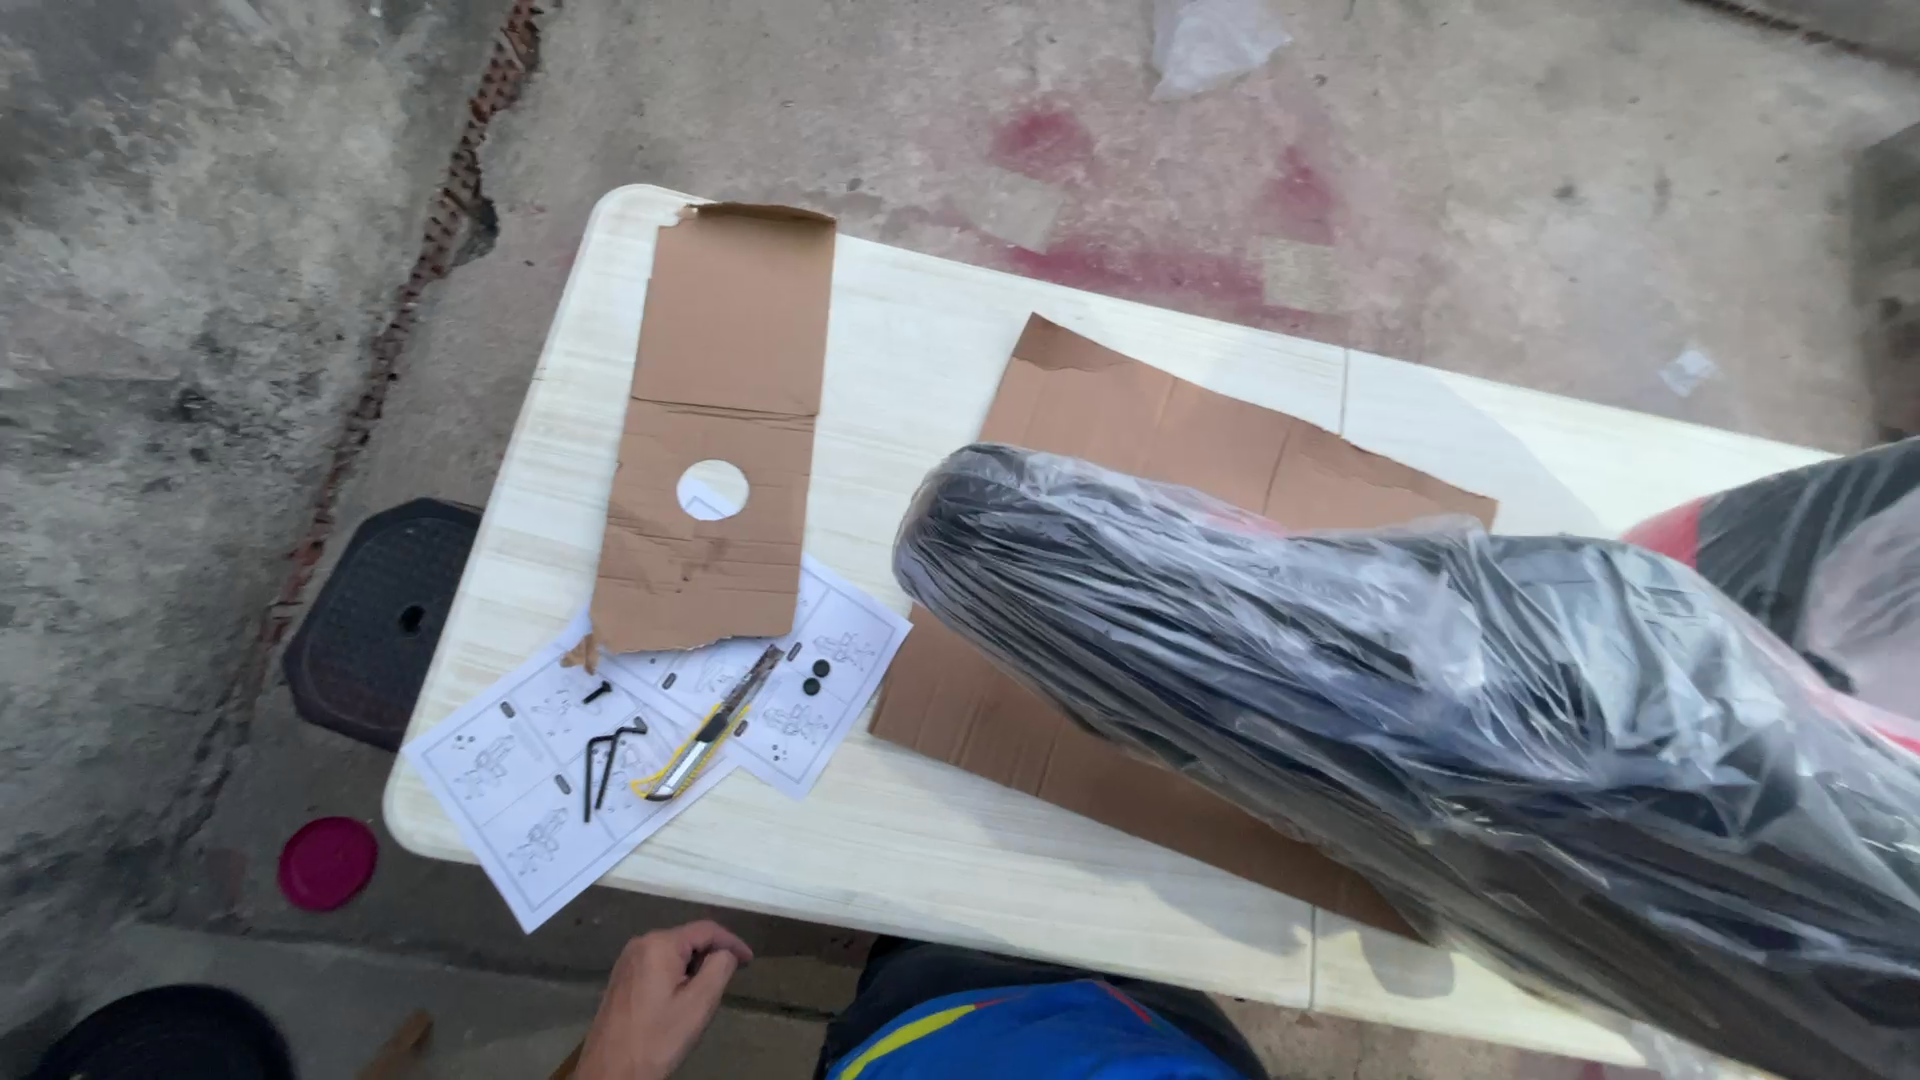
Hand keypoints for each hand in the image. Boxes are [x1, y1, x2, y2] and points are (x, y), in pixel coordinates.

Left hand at [576, 920, 753, 1079]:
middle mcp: (640, 944)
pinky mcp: (621, 980)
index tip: (749, 960)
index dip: (732, 942)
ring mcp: (627, 962)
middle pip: (688, 940)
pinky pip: (658, 966)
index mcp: (659, 944)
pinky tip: (679, 1000)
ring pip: (674, 954)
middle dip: (710, 957)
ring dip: (693, 969)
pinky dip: (676, 976)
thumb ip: (720, 967)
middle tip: (726, 982)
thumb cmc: (656, 1040)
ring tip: (704, 995)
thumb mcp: (698, 1004)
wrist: (607, 1079)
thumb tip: (725, 952)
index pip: (707, 930)